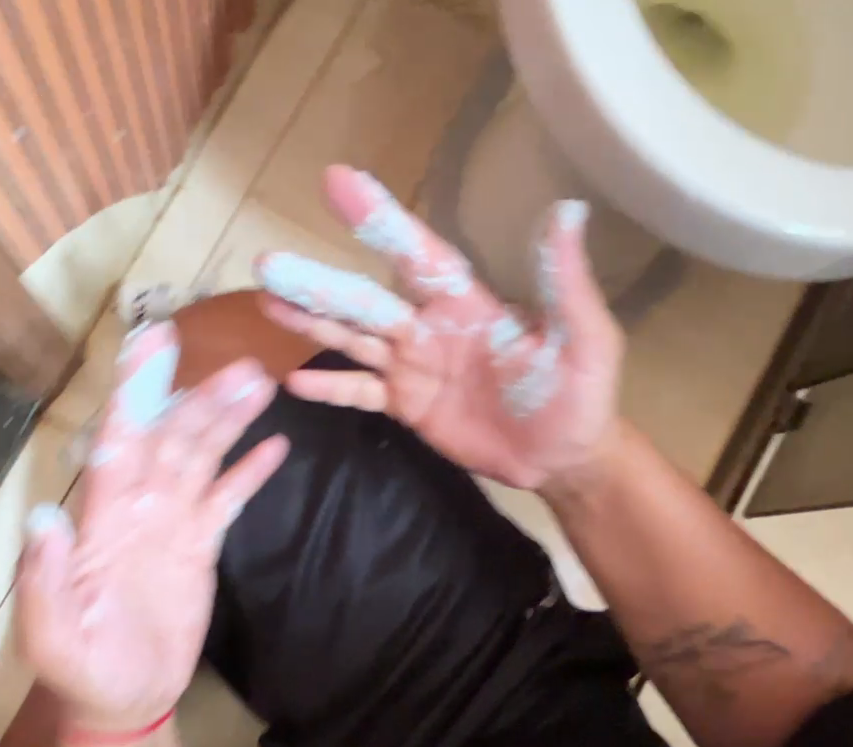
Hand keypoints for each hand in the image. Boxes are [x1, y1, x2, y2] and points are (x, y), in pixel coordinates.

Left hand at [16, 322, 288, 730]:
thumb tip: (45, 517)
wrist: (124, 700)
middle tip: (242, 366)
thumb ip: (43, 581)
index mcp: (98, 520)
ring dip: (227, 421)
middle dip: (200, 399)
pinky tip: (276, 445)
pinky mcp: (200, 547)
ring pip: (200, 459)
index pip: (117, 442)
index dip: (133, 393)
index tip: (151, 344)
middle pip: (170, 440)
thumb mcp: (50, 638)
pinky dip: (248, 473)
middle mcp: (136, 508)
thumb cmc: (81, 671)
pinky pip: (226, 500)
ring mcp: (170, 525)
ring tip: (260, 385)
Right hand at [256, 165, 623, 490]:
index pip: (417, 254)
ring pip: (353, 340)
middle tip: (268, 263)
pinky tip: (294, 383)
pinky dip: (331, 389)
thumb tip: (567, 210)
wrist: (561, 458)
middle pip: (366, 301)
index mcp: (467, 304)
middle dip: (320, 284)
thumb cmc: (579, 396)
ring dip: (311, 323)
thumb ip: (565, 283)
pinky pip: (362, 393)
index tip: (338, 181)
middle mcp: (430, 328)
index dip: (380, 221)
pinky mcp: (407, 406)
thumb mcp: (585, 339)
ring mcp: (413, 368)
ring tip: (267, 302)